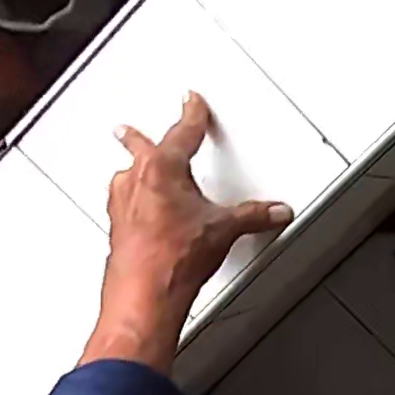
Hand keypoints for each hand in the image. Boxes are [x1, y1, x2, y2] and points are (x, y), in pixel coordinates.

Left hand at [80, 91, 292, 372]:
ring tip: (138, 171)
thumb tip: (276, 211)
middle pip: (140, 150)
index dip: (191, 116)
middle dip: (141, 138)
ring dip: (134, 171)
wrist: (147, 292)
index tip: (191, 102)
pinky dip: (135, 201)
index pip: (181, 134)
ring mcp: (122, 206)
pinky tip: (143, 212)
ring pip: (127, 177)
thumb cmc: (174, 256)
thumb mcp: (225, 229)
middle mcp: (136, 183)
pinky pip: (125, 203)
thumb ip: (254, 216)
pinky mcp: (118, 229)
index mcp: (162, 171)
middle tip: (131, 129)